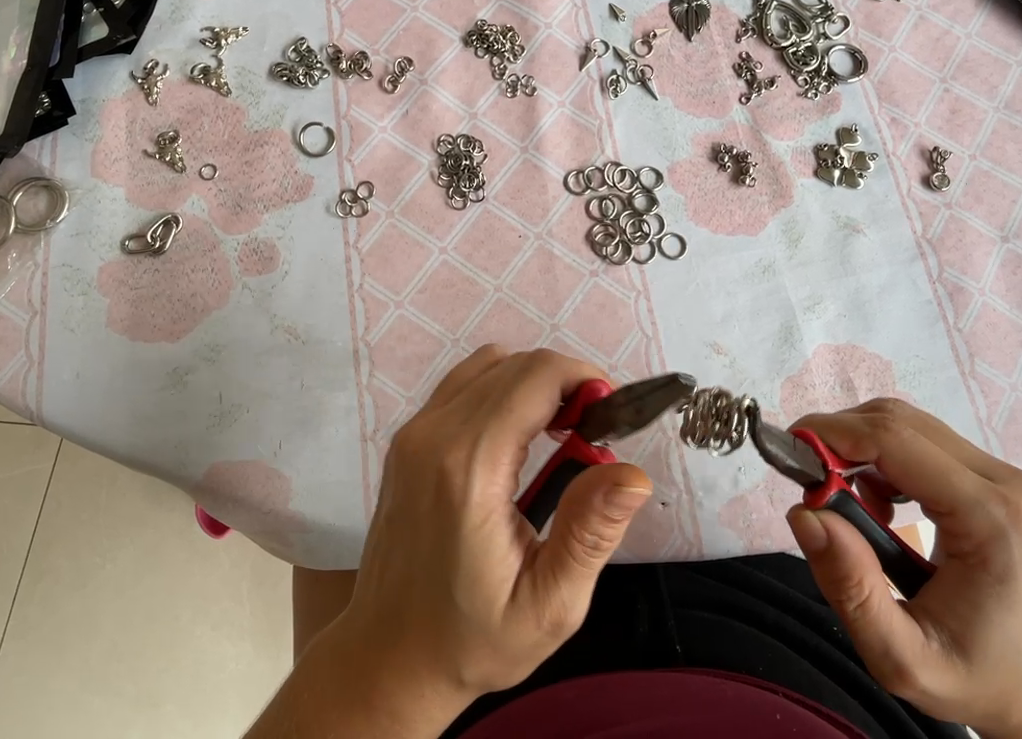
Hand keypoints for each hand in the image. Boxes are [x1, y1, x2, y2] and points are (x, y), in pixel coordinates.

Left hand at [331, 346, 653, 704]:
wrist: (387, 658)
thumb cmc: (471, 641)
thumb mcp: (548, 605)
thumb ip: (590, 532)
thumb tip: (634, 474)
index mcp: (469, 468)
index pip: (536, 376)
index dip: (585, 380)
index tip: (613, 418)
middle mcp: (434, 434)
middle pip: (515, 364)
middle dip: (566, 384)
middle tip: (595, 436)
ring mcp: (414, 433)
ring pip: (489, 365)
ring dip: (534, 385)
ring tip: (561, 435)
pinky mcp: (407, 442)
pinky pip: (464, 386)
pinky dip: (502, 392)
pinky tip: (520, 441)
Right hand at [786, 400, 1021, 738]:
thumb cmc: (971, 677)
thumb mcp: (901, 658)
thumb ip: (851, 588)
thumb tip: (805, 513)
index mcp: (991, 520)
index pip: (896, 441)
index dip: (833, 436)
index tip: (786, 456)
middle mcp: (1006, 483)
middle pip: (899, 422)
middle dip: (838, 439)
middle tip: (806, 483)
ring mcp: (1005, 475)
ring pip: (906, 424)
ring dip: (857, 448)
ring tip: (842, 504)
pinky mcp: (994, 477)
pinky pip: (920, 440)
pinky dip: (879, 457)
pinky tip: (875, 503)